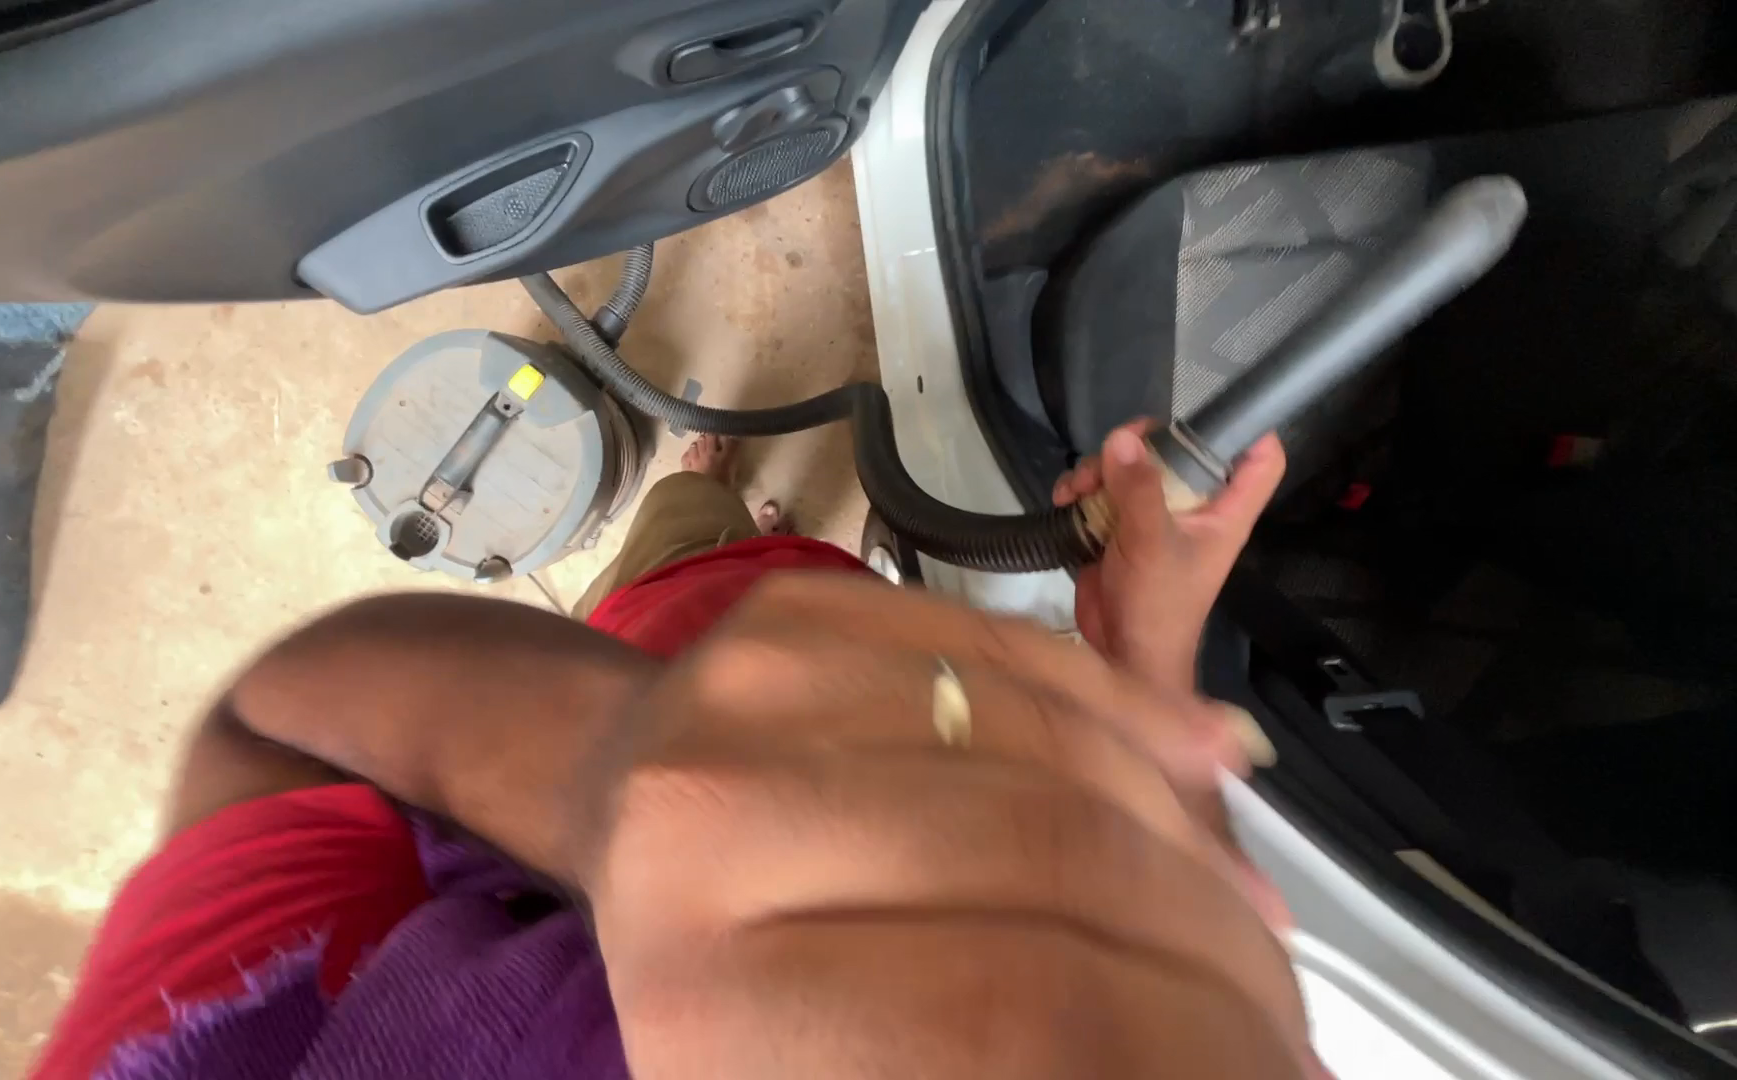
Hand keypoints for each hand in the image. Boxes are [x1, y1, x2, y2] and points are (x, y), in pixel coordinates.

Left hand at [575, 573, 1310, 1078]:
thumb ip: (988, 1041)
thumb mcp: (818, 1067)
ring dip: (1176, 820)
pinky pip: (1006, 642)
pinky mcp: (798, 603)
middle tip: (1270, 987)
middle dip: (1203, 930)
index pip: (1020, 1014)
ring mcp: (754, 681)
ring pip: (1045, 735)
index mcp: (712, 994)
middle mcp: (713, 817)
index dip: (1188, 1046)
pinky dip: (1113, 704)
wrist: (621, 794)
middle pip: (1043, 850)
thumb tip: (1215, 1055)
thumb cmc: (713, 950)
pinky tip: (1179, 754)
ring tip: (1232, 895)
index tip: (1267, 1068)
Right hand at [1053, 423, 1285, 697]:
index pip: (1258, 458)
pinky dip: (1078, 491)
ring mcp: (1149, 517)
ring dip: (1097, 469)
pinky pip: (1098, 492)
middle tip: (1110, 456)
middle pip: (1176, 451)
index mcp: (1223, 511)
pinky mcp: (1113, 529)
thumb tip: (1120, 439)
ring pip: (1129, 468)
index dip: (1247, 429)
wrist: (1118, 655)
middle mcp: (1190, 508)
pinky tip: (1064, 502)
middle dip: (1140, 446)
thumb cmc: (1157, 606)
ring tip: (1076, 490)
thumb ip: (1139, 490)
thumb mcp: (1152, 544)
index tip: (1210, 412)